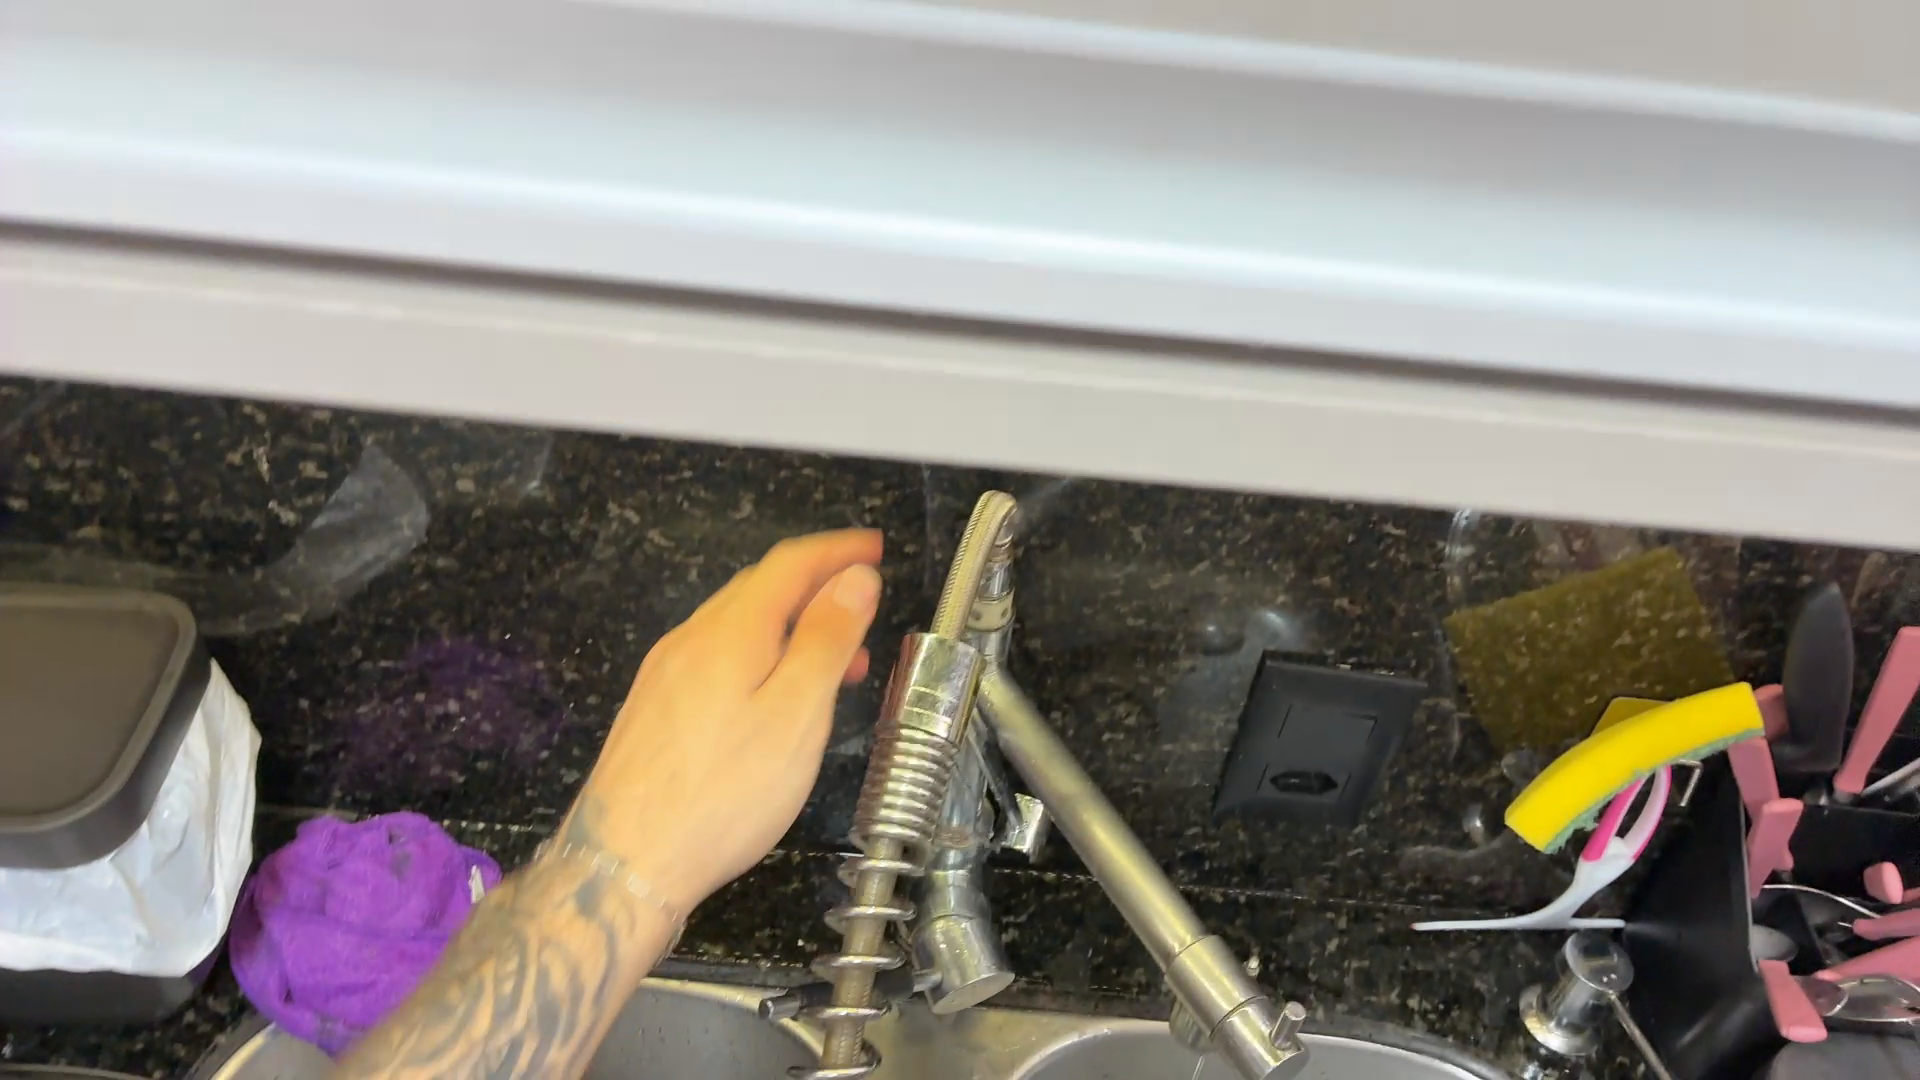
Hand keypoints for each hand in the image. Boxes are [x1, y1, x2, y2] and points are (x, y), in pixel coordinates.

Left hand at [562, 529, 883, 920]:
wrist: (624, 867)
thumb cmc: (725, 791)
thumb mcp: (796, 712)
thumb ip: (828, 638)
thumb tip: (855, 577)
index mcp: (731, 630)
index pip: (790, 562)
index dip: (837, 549)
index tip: (875, 548)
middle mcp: (692, 638)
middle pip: (762, 588)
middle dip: (818, 587)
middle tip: (864, 609)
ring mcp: (667, 671)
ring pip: (741, 624)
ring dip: (794, 625)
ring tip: (839, 664)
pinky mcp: (657, 704)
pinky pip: (721, 655)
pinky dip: (764, 653)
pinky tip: (778, 694)